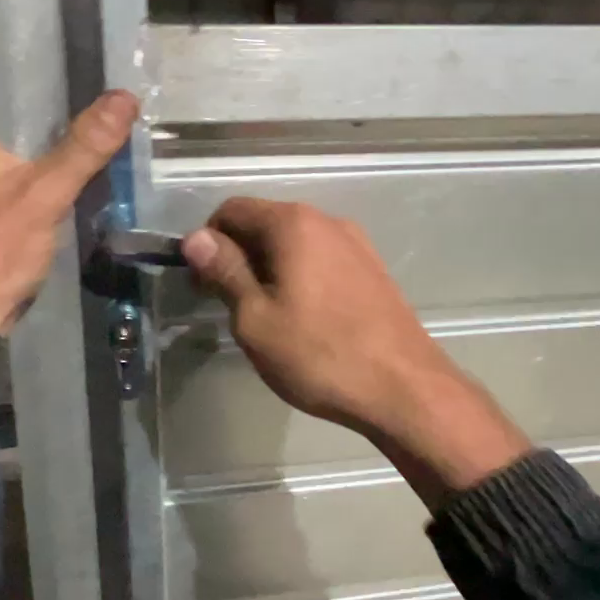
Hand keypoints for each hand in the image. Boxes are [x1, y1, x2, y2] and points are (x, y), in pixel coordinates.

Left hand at [0, 85, 137, 333]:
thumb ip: (84, 147)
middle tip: (85, 105)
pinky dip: (33, 181)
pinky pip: (7, 186)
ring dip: (37, 151)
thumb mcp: (46, 192)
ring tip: (84, 139)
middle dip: (37, 116)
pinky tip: (67, 184)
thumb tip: (123, 97)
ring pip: (4, 157)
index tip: (57, 74)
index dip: (14, 78)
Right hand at [182, 198, 529, 505]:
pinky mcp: (373, 272)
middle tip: (227, 306)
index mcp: (293, 224)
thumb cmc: (319, 355)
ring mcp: (356, 245)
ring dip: (269, 270)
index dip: (207, 242)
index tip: (201, 284)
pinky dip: (299, 279)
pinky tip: (302, 320)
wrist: (404, 389)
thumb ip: (224, 272)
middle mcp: (327, 221)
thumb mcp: (256, 319)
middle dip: (238, 256)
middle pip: (265, 223)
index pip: (232, 210)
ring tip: (265, 318)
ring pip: (295, 244)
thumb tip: (195, 238)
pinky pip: (321, 261)